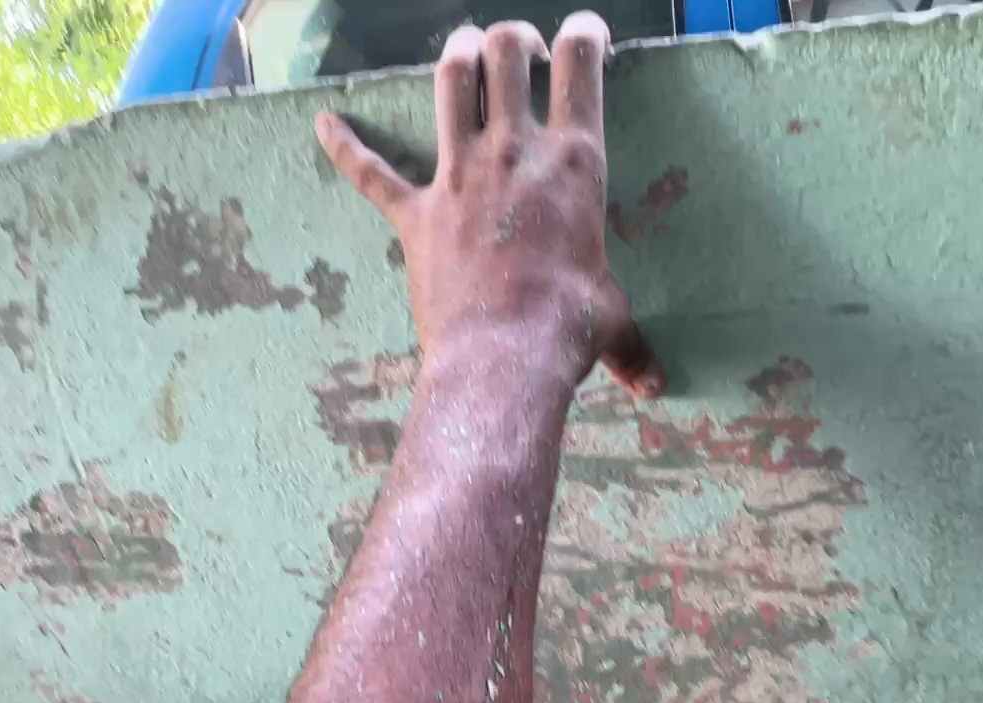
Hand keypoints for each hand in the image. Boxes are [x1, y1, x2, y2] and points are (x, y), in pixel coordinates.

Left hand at [315, 13, 665, 397]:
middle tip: (517, 55)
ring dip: (456, 58)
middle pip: (505, 52)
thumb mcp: (612, 323)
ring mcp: (459, 177)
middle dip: (512, 40)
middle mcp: (515, 151)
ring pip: (450, 82)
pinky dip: (347, 147)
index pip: (582, 63)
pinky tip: (326, 126)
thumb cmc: (566, 332)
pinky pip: (371, 173)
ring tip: (462, 57)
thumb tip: (656, 387)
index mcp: (575, 162)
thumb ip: (634, 345)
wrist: (501, 360)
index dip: (584, 35)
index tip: (583, 39)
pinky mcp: (416, 215)